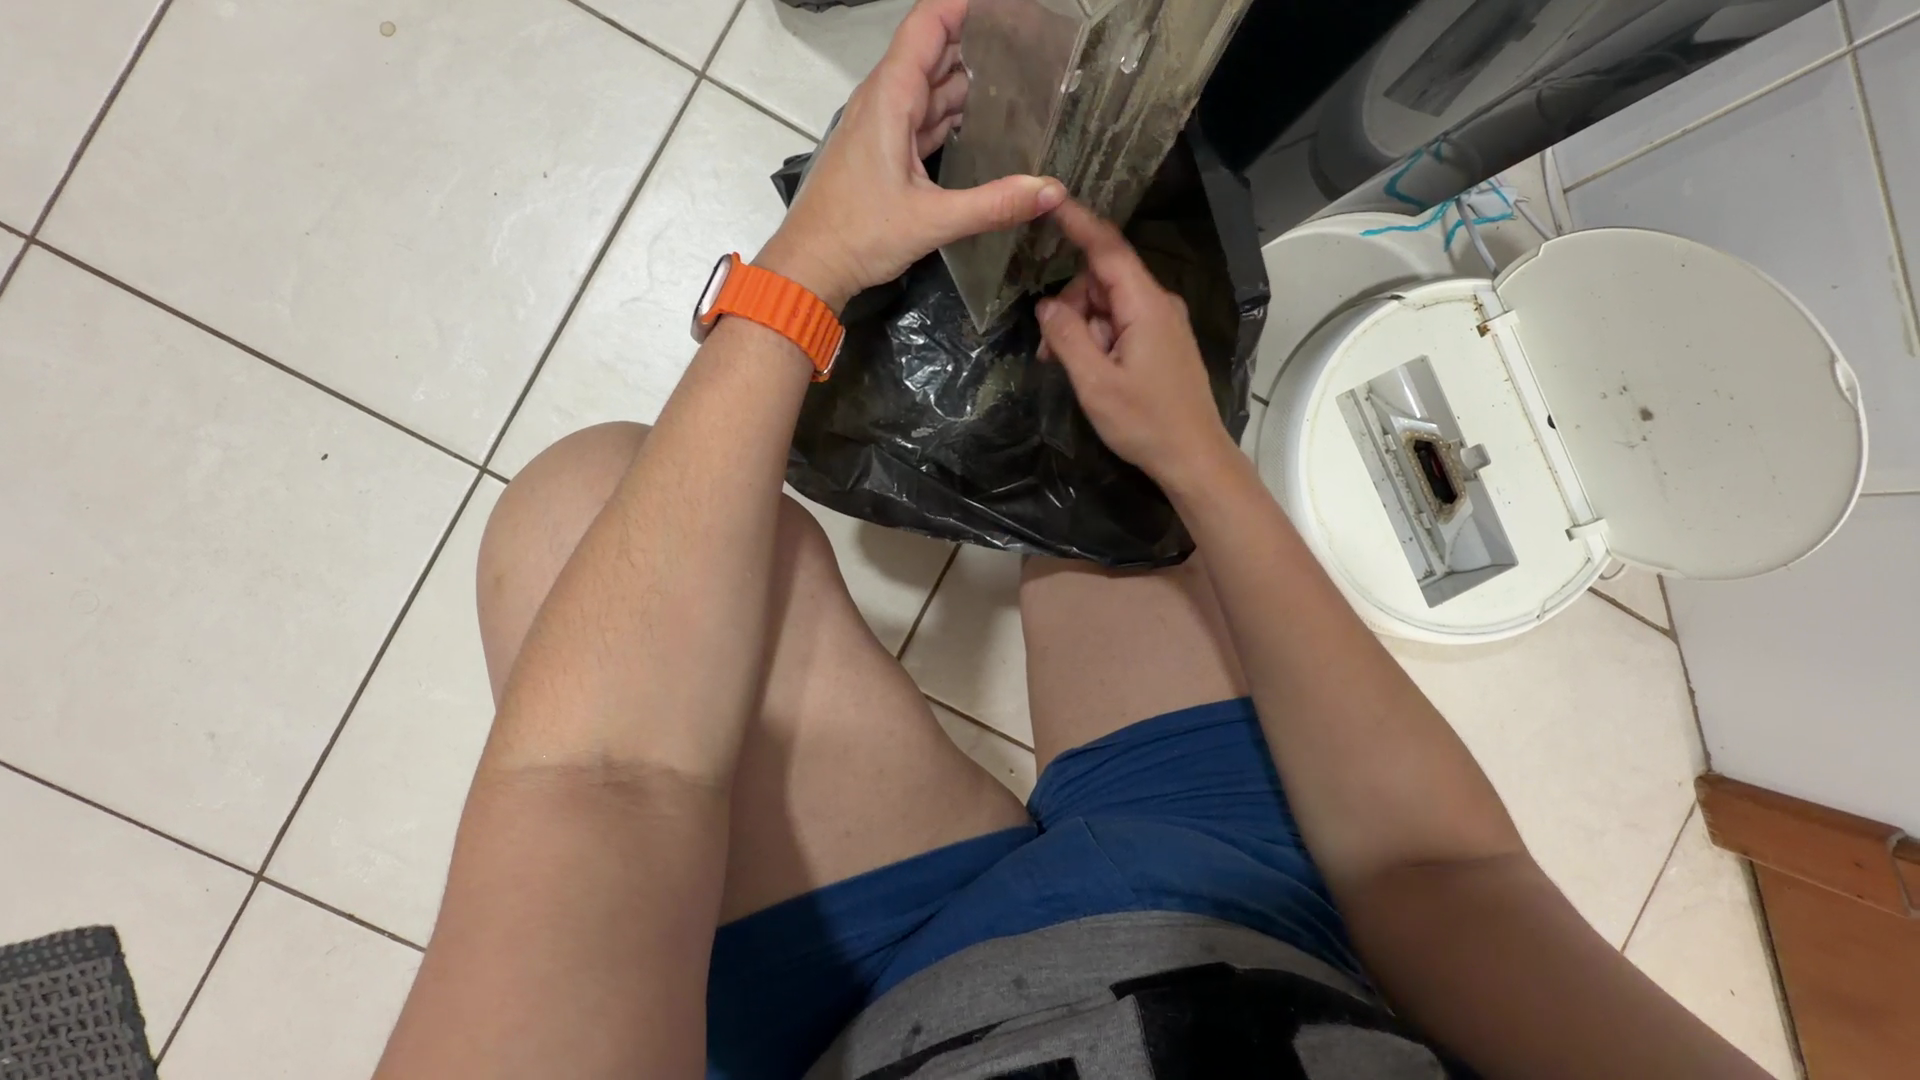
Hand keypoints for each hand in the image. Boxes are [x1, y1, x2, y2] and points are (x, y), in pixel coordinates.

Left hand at [756, 0, 1065, 310]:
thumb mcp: (932, 221)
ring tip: (1017, 84)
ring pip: (928, 88)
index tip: (1009, 9)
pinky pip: (920, 119)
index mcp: (889, 99)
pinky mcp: (882, 153)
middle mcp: (883, 102)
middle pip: (933, 52)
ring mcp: (880, 127)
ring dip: (966, 83)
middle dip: (977, 43)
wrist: (811, 266)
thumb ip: (993, 204)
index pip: (928, 24)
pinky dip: (949, 116)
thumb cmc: (858, 236)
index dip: (965, 6)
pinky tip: (979, 126)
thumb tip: (1049, 191)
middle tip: (1029, 50)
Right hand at [1036, 198, 1238, 488]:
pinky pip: (1123, 325)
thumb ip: (1067, 337)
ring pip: (1110, 306)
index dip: (1077, 222)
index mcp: (1145, 305)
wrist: (1193, 458)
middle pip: (1102, 281)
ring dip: (1082, 328)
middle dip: (1070, 305)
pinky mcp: (1163, 344)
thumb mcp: (1094, 382)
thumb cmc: (1145, 421)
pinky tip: (1089, 370)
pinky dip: (1099, 340)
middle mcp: (1159, 305)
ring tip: (1066, 368)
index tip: (1050, 200)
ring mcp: (1164, 325)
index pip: (1107, 249)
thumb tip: (1046, 305)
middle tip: (1048, 351)